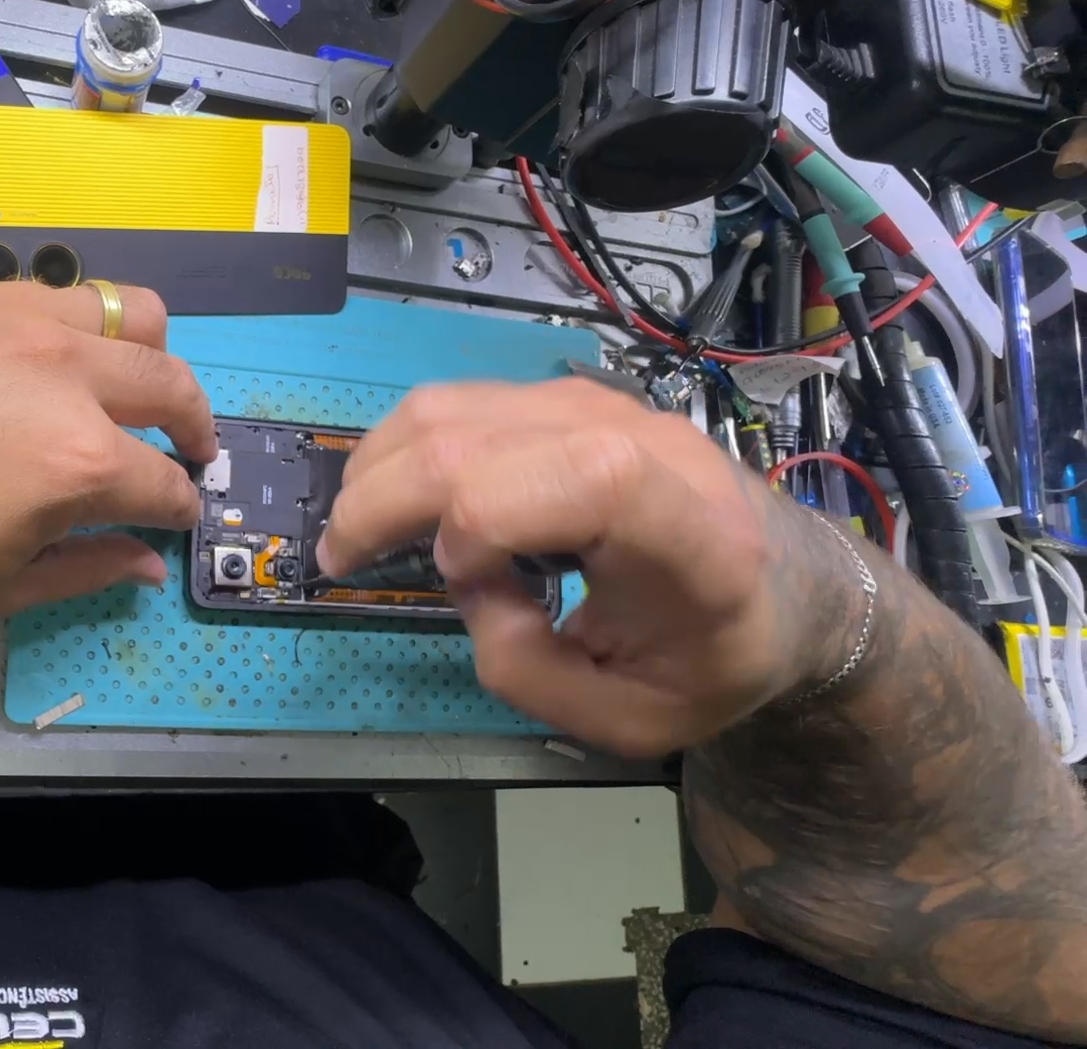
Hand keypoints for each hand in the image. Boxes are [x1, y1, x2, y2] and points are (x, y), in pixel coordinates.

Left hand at [0, 279, 215, 614]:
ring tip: (133, 387)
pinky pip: (68, 295)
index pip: (166, 483)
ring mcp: (28, 323)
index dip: (181, 506)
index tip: (178, 512)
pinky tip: (57, 360)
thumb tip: (151, 564)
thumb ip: (93, 571)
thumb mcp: (4, 586)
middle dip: (198, 427)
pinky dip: (87, 331)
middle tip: (190, 449)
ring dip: (153, 360)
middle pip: (175, 388)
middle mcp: (70, 378)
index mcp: (80, 461)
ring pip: (137, 316)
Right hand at [315, 378, 847, 756]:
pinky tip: (393, 493)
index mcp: (689, 536)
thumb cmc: (709, 660)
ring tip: (361, 527)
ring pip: (441, 411)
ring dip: (376, 471)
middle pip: (470, 441)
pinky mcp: (554, 399)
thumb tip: (467, 584)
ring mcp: (591, 407)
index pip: (586, 477)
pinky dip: (397, 449)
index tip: (457, 579)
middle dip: (378, 503)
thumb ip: (526, 671)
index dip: (486, 519)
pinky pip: (446, 404)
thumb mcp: (626, 719)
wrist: (777, 580)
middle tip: (341, 557)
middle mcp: (640, 444)